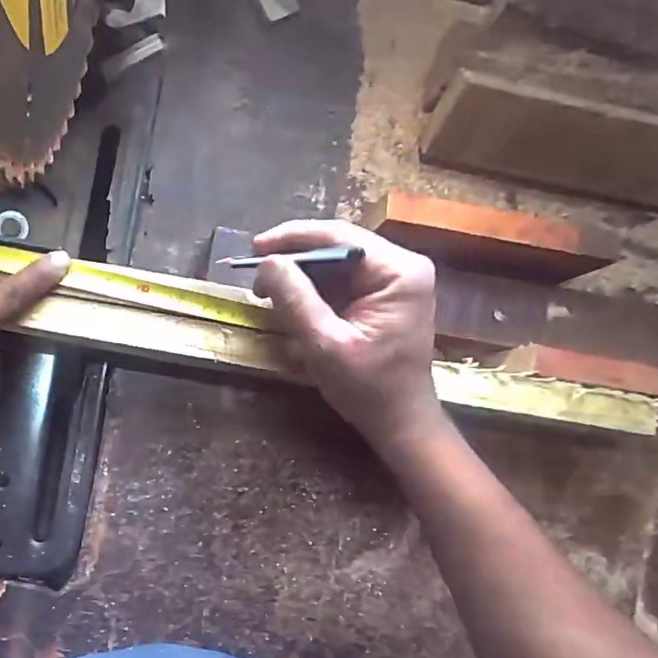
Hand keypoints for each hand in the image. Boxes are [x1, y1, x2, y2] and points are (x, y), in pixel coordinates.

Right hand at [253, 220, 445, 450]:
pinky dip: (312, 292)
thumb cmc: (367, 388)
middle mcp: (401, 267)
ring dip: (300, 276)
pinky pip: (341, 283)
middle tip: (256, 276)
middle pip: (338, 246)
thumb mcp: (325, 345)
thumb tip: (266, 262)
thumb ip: (296, 300)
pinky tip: (289, 304)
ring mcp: (393, 283)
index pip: (340, 236)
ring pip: (336, 264)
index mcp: (398, 272)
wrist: (398, 421)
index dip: (293, 239)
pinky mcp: (382, 299)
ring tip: (266, 292)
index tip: (255, 247)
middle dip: (294, 259)